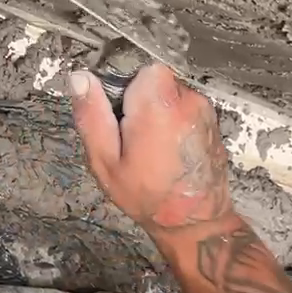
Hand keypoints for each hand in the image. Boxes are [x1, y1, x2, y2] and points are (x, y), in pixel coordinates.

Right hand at [66, 63, 235, 235]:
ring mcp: (205, 111)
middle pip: (153, 80)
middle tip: (130, 136)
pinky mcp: (212, 121)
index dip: (125, 86)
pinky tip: (166, 148)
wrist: (197, 223)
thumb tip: (79, 77)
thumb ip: (91, 115)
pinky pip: (182, 106)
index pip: (142, 69)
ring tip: (148, 145)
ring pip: (167, 92)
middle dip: (137, 100)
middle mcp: (188, 101)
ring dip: (154, 110)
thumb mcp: (104, 159)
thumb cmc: (145, 194)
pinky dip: (171, 120)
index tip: (119, 114)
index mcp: (159, 106)